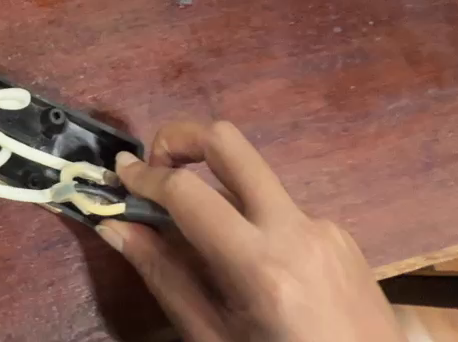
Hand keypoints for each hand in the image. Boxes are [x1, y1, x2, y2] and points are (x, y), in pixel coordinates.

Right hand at [96, 120, 402, 341]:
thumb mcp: (215, 341)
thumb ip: (164, 277)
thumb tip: (114, 224)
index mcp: (261, 268)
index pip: (186, 190)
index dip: (143, 176)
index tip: (119, 173)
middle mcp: (296, 230)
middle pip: (227, 141)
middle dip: (179, 137)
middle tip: (155, 165)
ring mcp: (325, 228)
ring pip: (252, 178)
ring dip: (217, 188)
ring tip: (203, 239)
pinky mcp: (342, 235)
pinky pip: (280, 208)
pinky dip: (251, 219)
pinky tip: (254, 268)